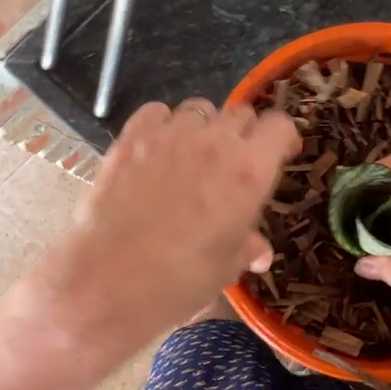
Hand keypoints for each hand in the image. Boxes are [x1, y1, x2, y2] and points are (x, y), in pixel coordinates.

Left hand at [24, 98, 298, 357]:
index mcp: (249, 171)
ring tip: (194, 155)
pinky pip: (157, 111)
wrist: (108, 280)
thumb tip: (259, 252)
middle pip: (242, 114)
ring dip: (206, 127)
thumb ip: (247, 248)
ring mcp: (171, 135)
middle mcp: (215, 142)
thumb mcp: (225, 268)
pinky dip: (164, 123)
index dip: (282, 139)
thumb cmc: (179, 280)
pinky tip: (158, 148)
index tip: (279, 155)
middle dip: (245, 134)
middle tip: (235, 162)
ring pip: (201, 109)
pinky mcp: (132, 137)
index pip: (279, 127)